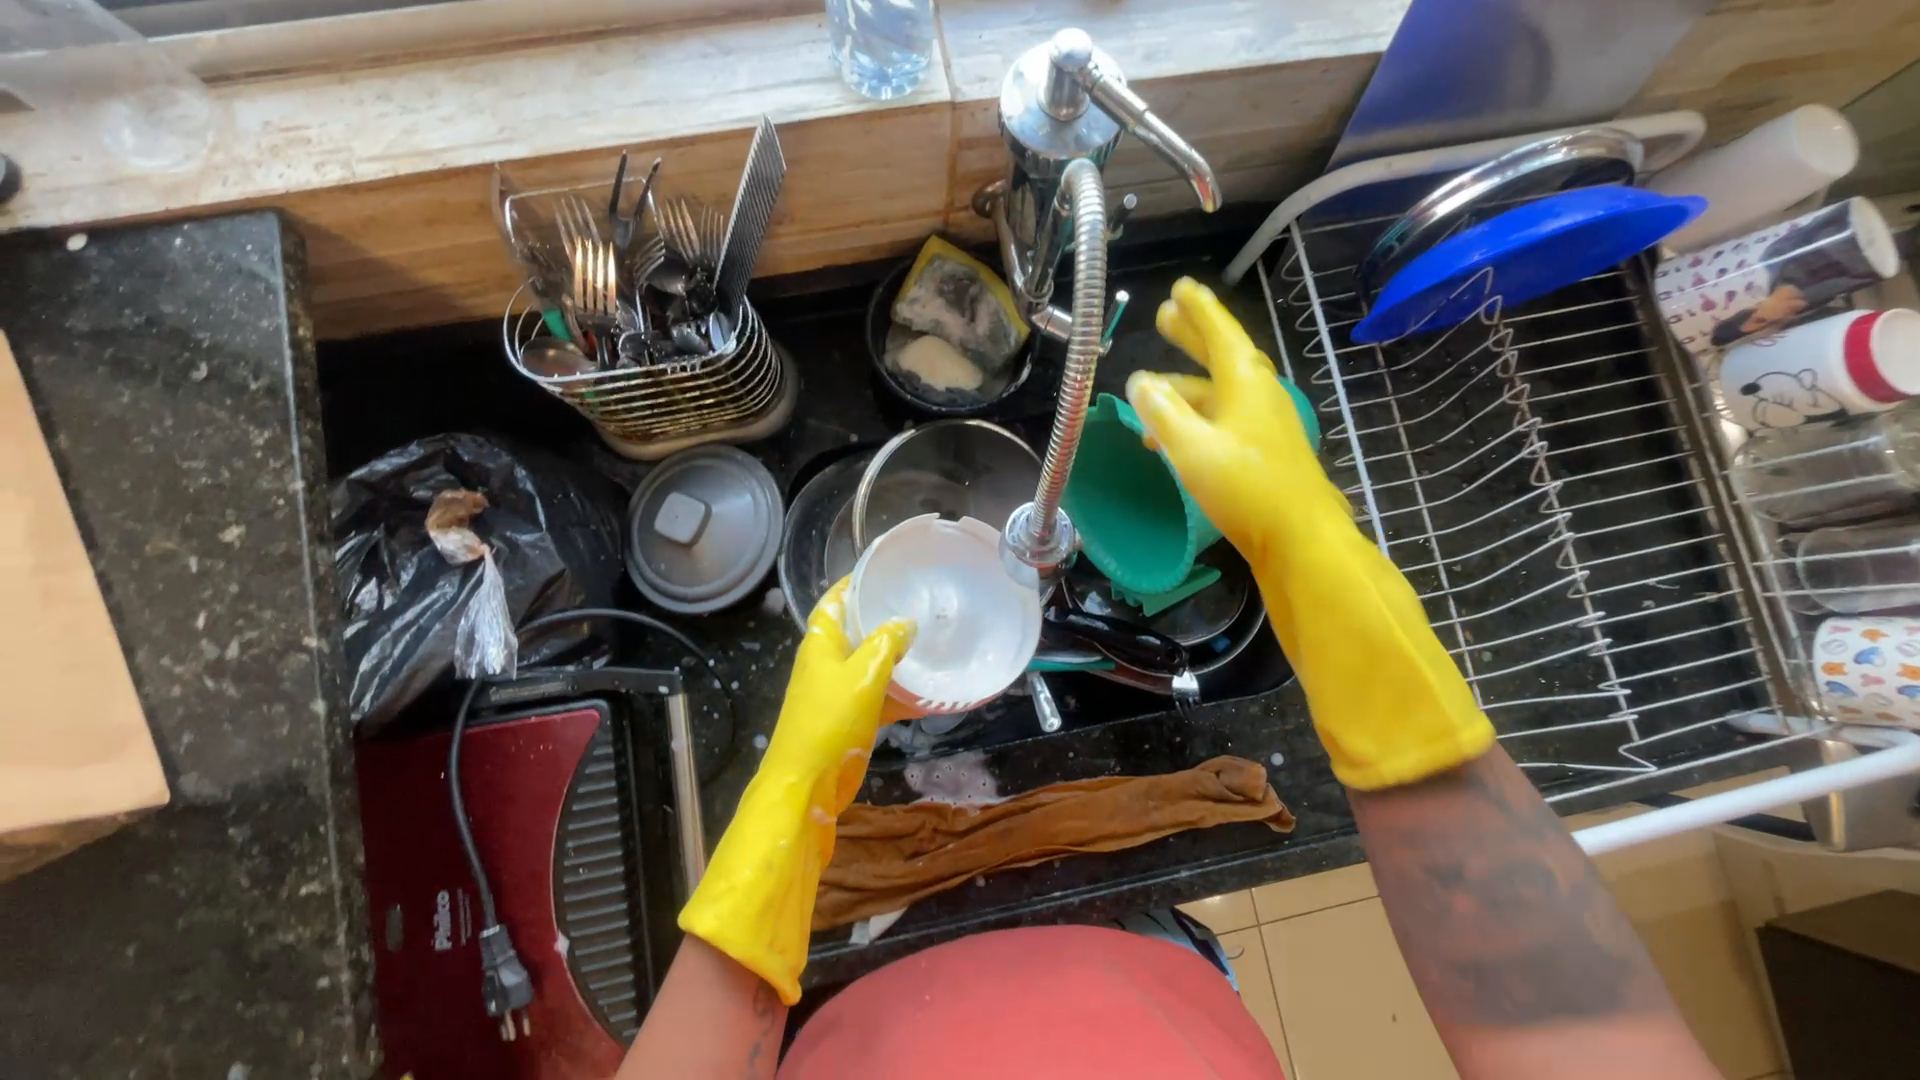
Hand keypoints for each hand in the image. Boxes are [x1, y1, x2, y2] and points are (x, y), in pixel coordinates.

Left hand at [679, 579, 912, 1004]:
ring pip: (874, 663)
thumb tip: (907, 623)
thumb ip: (886, 644)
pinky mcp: (853, 718)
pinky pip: (883, 696)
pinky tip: (936, 694)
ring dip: (900, 656)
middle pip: (858, 629)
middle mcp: (829, 661)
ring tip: (936, 640)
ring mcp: (841, 691)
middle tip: (925, 603)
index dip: (856, 582)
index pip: (836, 599)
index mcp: (822, 642)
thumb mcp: (862, 675)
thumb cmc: (828, 722)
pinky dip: (905, 694)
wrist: (807, 787)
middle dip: (887, 617)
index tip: (888, 569)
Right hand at [1127, 278, 1493, 790]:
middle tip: (1166, 319)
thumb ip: (1163, 413)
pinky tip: (1170, 439)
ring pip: (1218, 394)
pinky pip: (1221, 421)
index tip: (1180, 288)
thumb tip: (1138, 382)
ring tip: (1149, 391)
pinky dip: (1193, 419)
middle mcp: (1258, 398)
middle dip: (1191, 337)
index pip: (1219, 334)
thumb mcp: (1192, 447)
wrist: (1301, 541)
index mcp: (1245, 385)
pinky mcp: (1263, 456)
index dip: (1197, 311)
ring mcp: (1264, 427)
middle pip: (1222, 357)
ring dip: (1185, 387)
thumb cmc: (1246, 488)